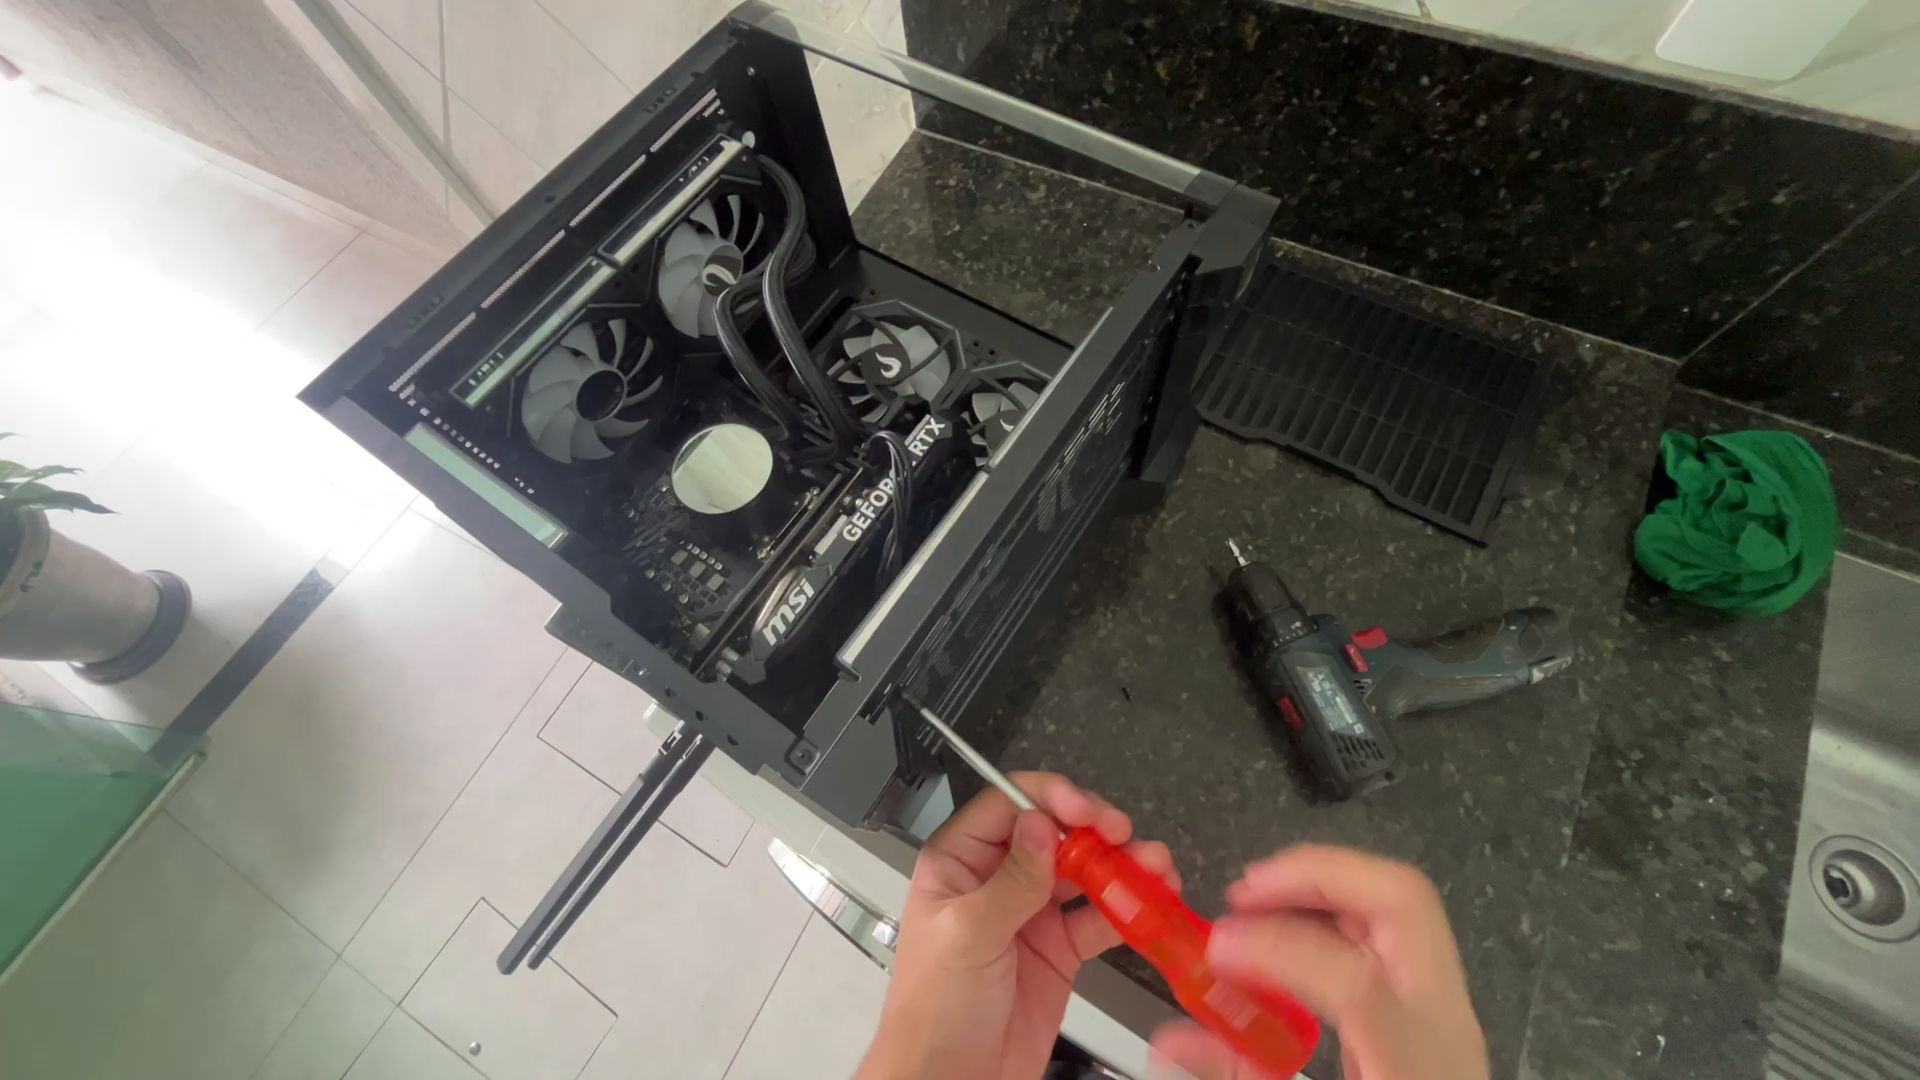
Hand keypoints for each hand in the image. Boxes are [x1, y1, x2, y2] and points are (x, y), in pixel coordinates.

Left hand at [856, 773, 1179, 1079]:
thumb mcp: (967, 935)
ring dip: (1119, 862)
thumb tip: (1040, 825)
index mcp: (961, 860)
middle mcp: (997, 877)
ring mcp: (1031, 912)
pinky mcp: (1059, 949)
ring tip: (1153, 863)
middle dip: (1091, 825)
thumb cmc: (933, 1010)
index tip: (1083, 807)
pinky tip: (1148, 902)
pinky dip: (1126, 909)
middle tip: (1122, 832)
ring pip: (1081, 870)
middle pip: (1052, 830)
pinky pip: (1097, 919)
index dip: (1048, 797)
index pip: (1007, 805)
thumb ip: (1011, 880)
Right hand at [1152, 845, 1486, 1079]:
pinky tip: (1282, 921)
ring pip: (1398, 893)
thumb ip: (1236, 1071)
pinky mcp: (1434, 994)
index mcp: (1415, 1064)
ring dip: (1316, 877)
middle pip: (1402, 899)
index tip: (1218, 946)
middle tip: (1247, 889)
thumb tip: (1167, 1040)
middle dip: (1313, 871)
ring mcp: (1448, 1001)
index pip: (1355, 982)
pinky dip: (1327, 900)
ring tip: (1253, 898)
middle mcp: (1442, 1020)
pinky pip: (1386, 915)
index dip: (1276, 947)